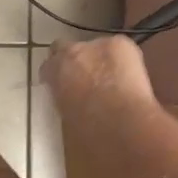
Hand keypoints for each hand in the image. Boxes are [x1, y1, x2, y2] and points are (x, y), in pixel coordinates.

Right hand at [39, 36, 156, 119]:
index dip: (56, 76)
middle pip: (66, 48)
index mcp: (54, 72)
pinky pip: (119, 48)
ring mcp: (97, 44)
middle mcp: (71, 52)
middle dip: (74, 61)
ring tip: (112, 81)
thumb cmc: (90, 133)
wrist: (123, 124)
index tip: (63, 87)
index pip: (48, 66)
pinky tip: (129, 76)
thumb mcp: (65, 120)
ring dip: (99, 60)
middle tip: (86, 79)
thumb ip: (64, 102)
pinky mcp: (121, 43)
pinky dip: (122, 59)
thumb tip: (71, 102)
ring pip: (95, 47)